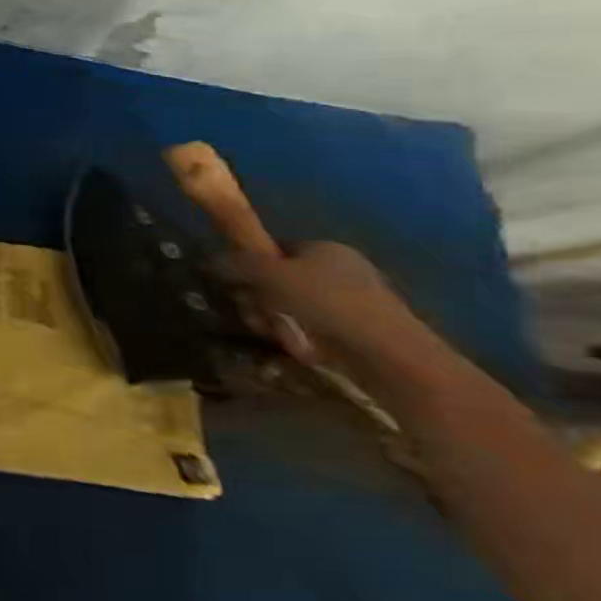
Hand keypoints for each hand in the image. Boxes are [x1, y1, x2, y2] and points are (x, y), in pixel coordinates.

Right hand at [226, 241, 438, 369]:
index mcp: (323, 247)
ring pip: (287, 306)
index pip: (271, 248)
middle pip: (275, 279)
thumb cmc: (328, 302)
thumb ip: (237, 263)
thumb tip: (212, 260)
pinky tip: (296, 346)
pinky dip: (295, 336)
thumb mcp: (271, 274)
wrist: (389, 353)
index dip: (249, 264)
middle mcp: (336, 269)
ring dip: (272, 319)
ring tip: (276, 333)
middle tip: (255, 312)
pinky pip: (307, 327)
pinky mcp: (352, 330)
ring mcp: (347, 300)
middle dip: (258, 298)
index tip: (238, 283)